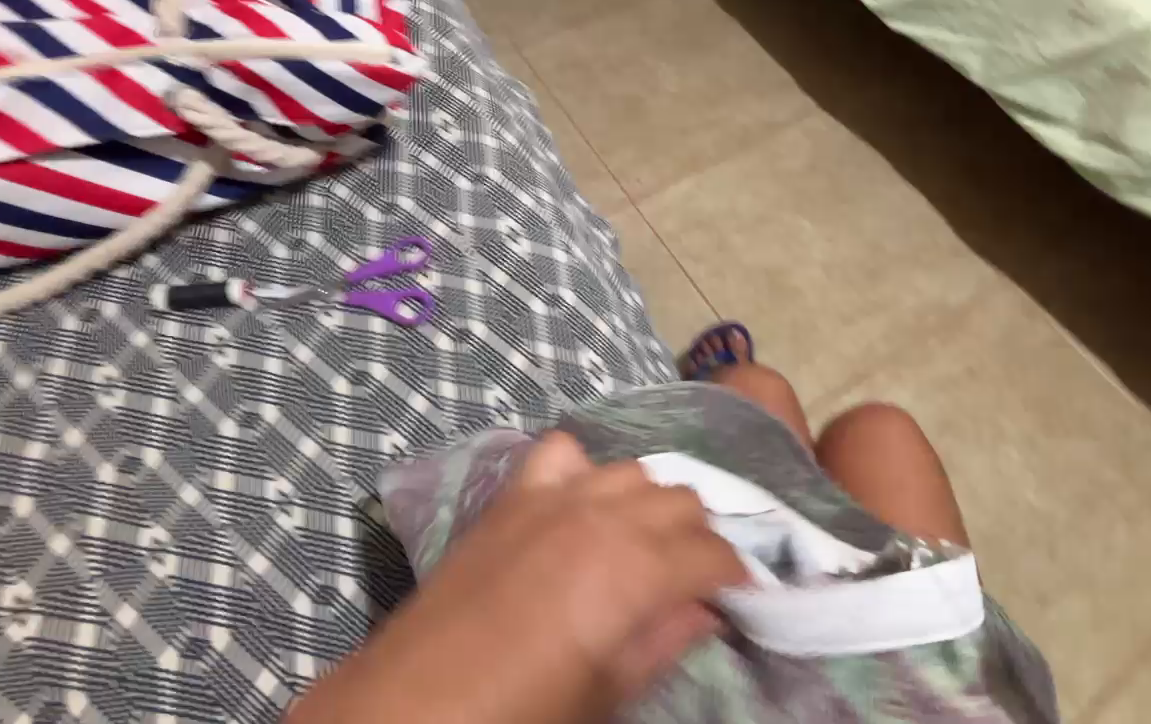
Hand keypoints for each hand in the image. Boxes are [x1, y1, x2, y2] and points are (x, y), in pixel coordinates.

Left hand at [291, 433, 747, 723]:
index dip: (736, 577)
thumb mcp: (605, 694)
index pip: (713, 554)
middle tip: (693, 579)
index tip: (740, 597)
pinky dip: (584, 470)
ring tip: (646, 543)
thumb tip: (706, 609)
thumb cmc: (520, 714)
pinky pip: (563, 453)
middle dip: (699, 537)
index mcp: (632, 569)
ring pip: (633, 470)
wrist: (410, 708)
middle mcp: (601, 514)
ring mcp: (554, 495)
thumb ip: (663, 641)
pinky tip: (583, 505)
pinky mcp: (513, 494)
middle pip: (682, 500)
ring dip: (651, 502)